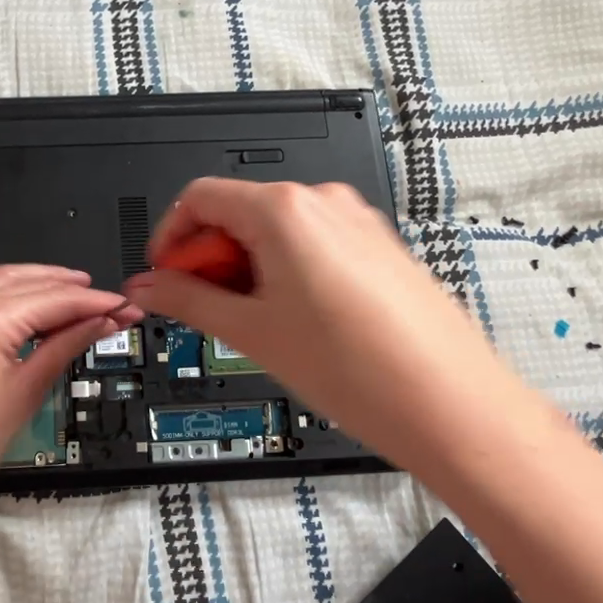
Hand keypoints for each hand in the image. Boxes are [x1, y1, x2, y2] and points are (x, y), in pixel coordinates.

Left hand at [0, 257, 140, 526]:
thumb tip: (101, 322)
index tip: (123, 307)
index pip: (56, 300)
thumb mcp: (27, 391)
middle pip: (30, 286)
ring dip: (35, 281)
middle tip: (108, 304)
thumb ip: (65, 346)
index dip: (96, 302)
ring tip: (70, 287)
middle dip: (73, 292)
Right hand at [124, 179, 535, 477]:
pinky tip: (291, 324)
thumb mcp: (252, 333)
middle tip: (200, 309)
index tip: (163, 277)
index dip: (170, 239)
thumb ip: (187, 301)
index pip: (199, 198)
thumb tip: (151, 287)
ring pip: (276, 232)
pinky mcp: (378, 249)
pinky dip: (284, 274)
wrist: (451, 405)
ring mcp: (357, 224)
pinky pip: (312, 245)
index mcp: (286, 209)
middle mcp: (325, 203)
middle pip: (237, 212)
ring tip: (253, 326)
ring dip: (246, 269)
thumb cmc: (367, 370)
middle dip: (209, 259)